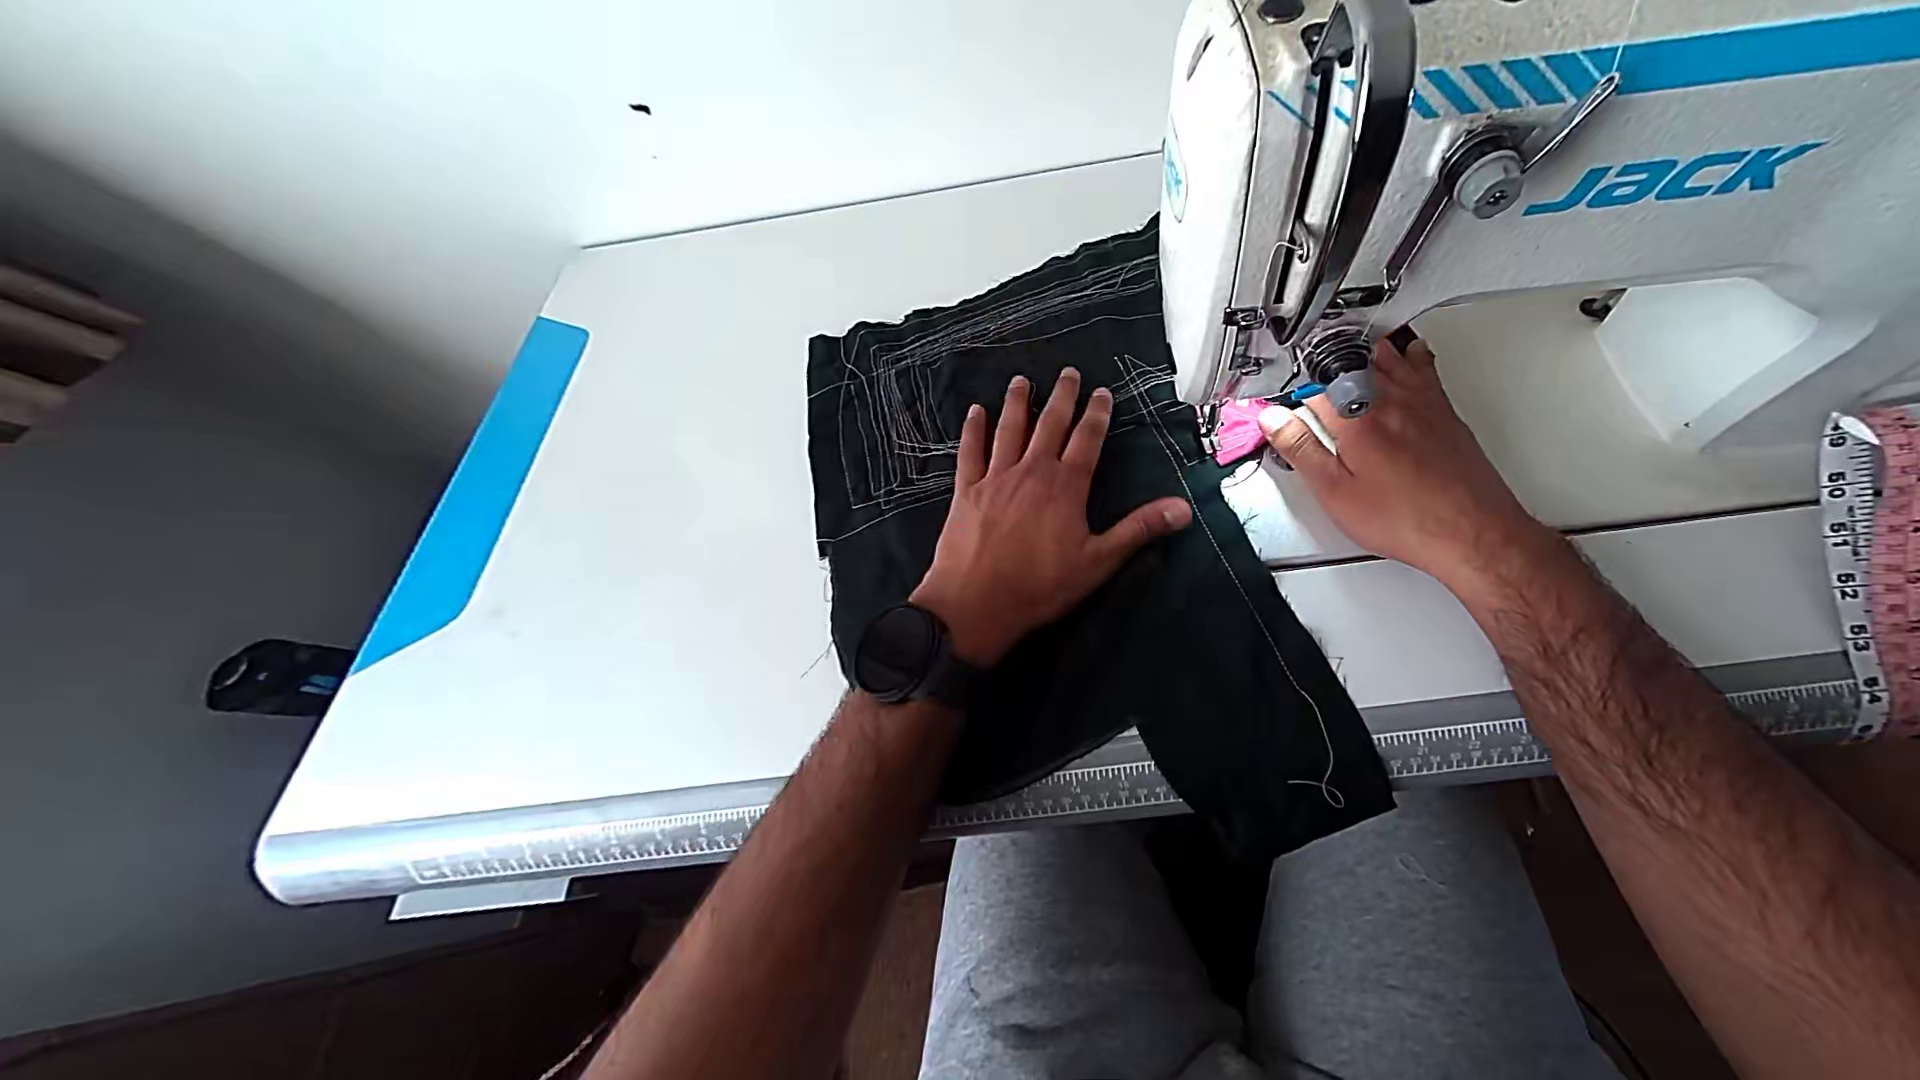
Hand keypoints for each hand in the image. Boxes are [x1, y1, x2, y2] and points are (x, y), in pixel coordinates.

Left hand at [910, 368, 1193, 666]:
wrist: (976, 602)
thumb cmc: (1040, 586)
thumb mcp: (1098, 562)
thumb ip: (1138, 530)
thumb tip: (1183, 508)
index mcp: (1066, 486)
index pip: (1087, 440)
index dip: (1097, 414)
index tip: (1101, 392)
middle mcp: (1031, 471)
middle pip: (1050, 425)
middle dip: (1061, 397)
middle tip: (1068, 373)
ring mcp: (995, 477)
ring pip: (1009, 429)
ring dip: (1017, 402)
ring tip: (1022, 381)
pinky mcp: (966, 490)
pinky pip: (970, 451)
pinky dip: (973, 429)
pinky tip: (974, 412)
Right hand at [1258, 334, 1558, 596]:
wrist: (1470, 533)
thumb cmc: (1405, 517)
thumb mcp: (1333, 491)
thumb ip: (1300, 449)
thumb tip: (1273, 420)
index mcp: (1357, 419)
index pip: (1313, 388)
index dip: (1290, 393)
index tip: (1278, 402)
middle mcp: (1391, 402)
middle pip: (1350, 364)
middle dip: (1323, 365)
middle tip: (1305, 371)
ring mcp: (1422, 403)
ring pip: (1388, 358)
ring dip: (1362, 352)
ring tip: (1343, 352)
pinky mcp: (1443, 411)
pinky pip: (1422, 367)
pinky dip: (1407, 355)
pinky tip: (1404, 353)